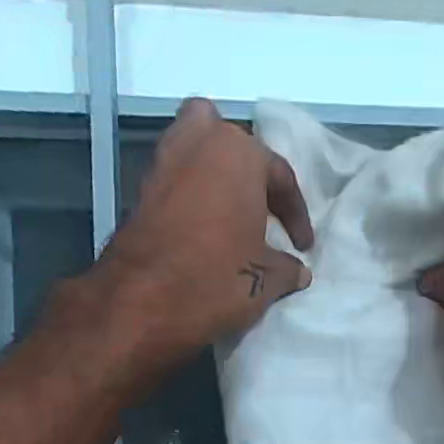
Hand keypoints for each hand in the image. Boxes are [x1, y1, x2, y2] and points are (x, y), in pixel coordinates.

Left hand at [72, 97, 313, 381]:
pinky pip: (176, 180)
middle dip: (247, 168)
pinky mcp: (139, 190)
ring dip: (215, 177)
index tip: (304, 246)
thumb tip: (298, 270)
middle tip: (260, 206)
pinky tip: (204, 229)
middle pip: (230, 142)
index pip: (281, 176)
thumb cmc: (217, 278)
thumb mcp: (266, 280)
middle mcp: (199, 143)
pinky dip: (192, 196)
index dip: (297, 214)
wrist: (143, 301)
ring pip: (195, 150)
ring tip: (232, 215)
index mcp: (239, 153)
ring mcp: (163, 162)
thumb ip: (287, 268)